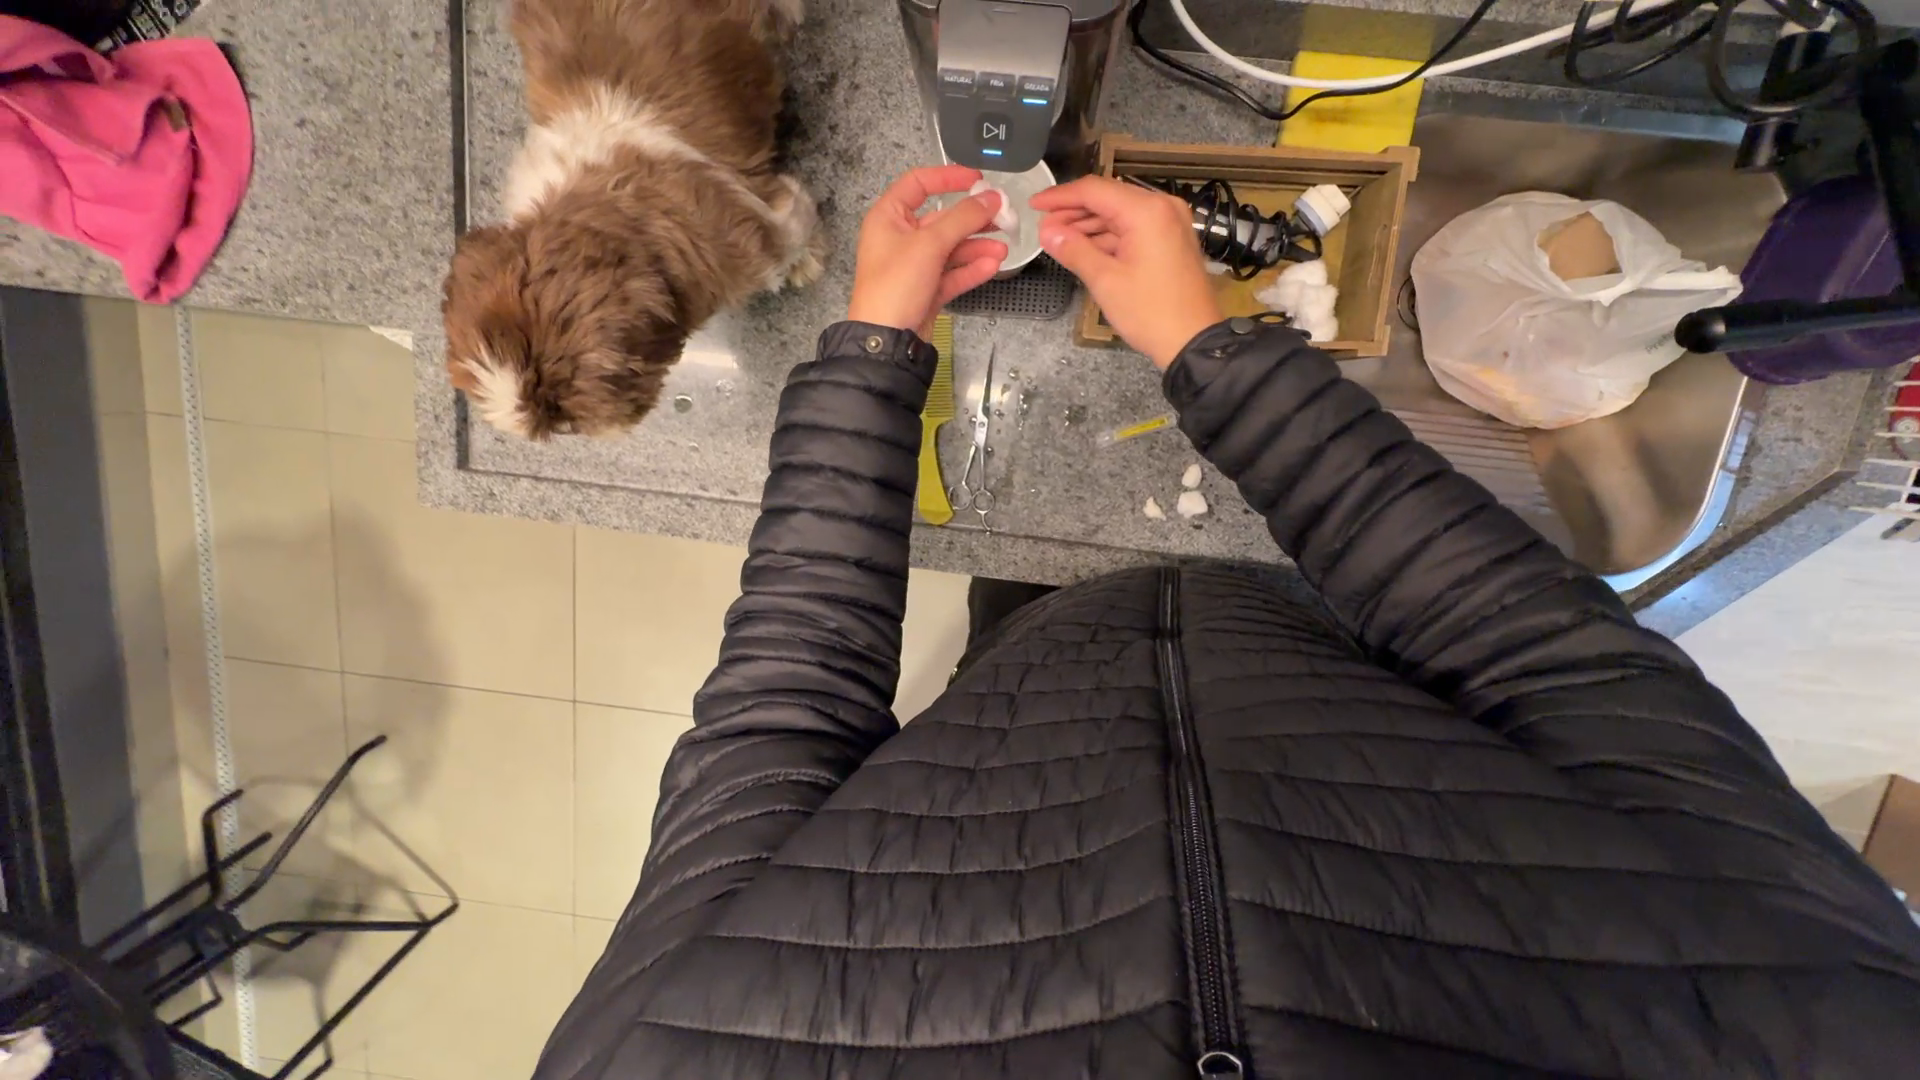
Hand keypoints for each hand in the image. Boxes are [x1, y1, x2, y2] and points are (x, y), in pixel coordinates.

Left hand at [846, 165, 1009, 338]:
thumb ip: (963, 218)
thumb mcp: (929, 244)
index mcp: (889, 217)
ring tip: (1002, 248)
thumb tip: (991, 198)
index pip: (919, 184)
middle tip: (1002, 218)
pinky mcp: (925, 290)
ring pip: (950, 249)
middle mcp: (900, 238)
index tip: (977, 179)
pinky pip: (952, 274)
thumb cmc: (895, 286)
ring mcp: (913, 266)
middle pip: (942, 220)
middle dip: (972, 220)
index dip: (948, 177)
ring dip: (977, 247)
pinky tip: (992, 266)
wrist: (886, 340)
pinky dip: (971, 270)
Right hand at [1031, 176, 1222, 368]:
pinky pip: (1133, 229)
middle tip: (1044, 228)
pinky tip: (1085, 249)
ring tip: (1059, 240)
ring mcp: (1170, 223)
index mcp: (1146, 211)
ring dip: (1089, 226)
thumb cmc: (1151, 312)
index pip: (1093, 191)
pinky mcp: (1171, 240)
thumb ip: (1074, 250)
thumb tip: (1047, 232)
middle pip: (1108, 198)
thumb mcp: (1105, 281)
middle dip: (1073, 212)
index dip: (1060, 197)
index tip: (1034, 205)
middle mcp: (1162, 207)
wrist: (1193, 341)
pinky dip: (1108, 237)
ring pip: (1120, 214)